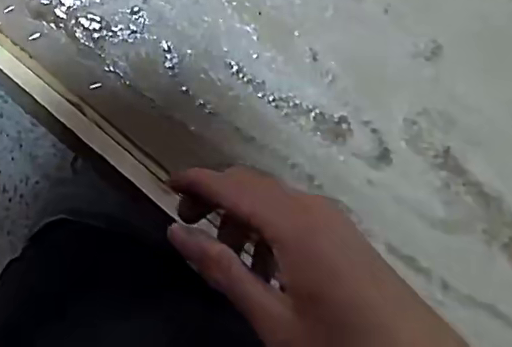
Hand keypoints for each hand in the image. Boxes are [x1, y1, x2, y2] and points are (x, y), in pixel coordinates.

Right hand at [167, 167, 465, 346]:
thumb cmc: (342, 344)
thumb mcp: (275, 320)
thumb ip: (222, 270)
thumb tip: (174, 233)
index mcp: (290, 220)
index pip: (227, 183)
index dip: (193, 181)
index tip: (164, 187)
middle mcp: (309, 206)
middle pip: (247, 183)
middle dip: (214, 196)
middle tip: (189, 226)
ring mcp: (332, 218)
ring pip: (270, 197)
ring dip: (241, 214)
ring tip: (229, 256)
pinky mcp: (347, 235)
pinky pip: (294, 212)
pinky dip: (268, 225)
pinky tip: (268, 267)